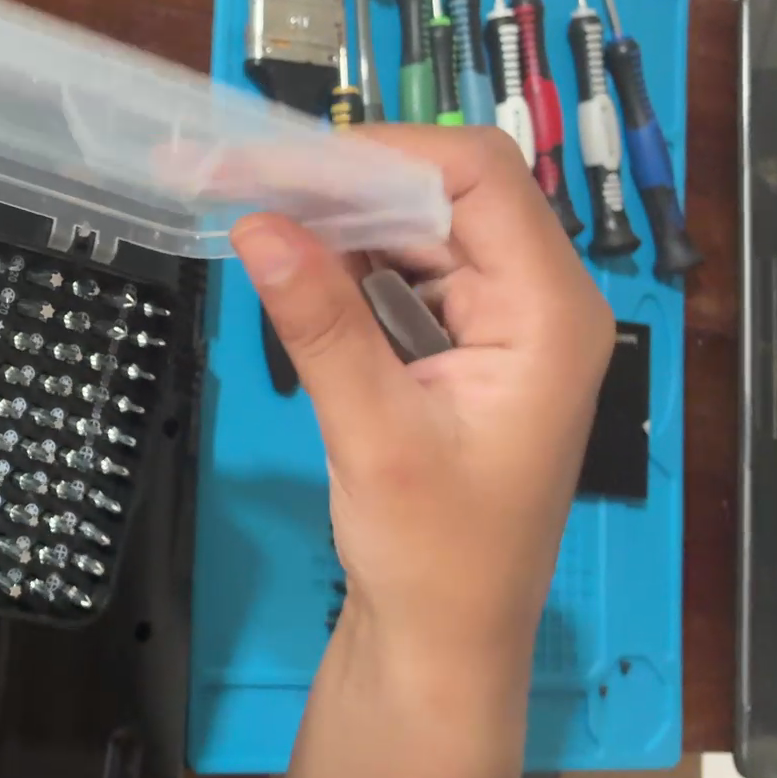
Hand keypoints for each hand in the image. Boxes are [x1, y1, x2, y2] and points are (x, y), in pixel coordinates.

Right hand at [235, 126, 612, 777]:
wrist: (437, 623)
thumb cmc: (430, 546)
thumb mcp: (373, 433)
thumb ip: (319, 324)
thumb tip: (256, 225)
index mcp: (545, 311)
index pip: (476, 178)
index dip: (379, 154)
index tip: (278, 163)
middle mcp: (521, 297)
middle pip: (431, 194)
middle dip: (331, 179)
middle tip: (231, 174)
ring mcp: (478, 316)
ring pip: (398, 228)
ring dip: (319, 215)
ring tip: (236, 203)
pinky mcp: (434, 339)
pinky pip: (378, 271)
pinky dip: (323, 257)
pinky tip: (273, 256)